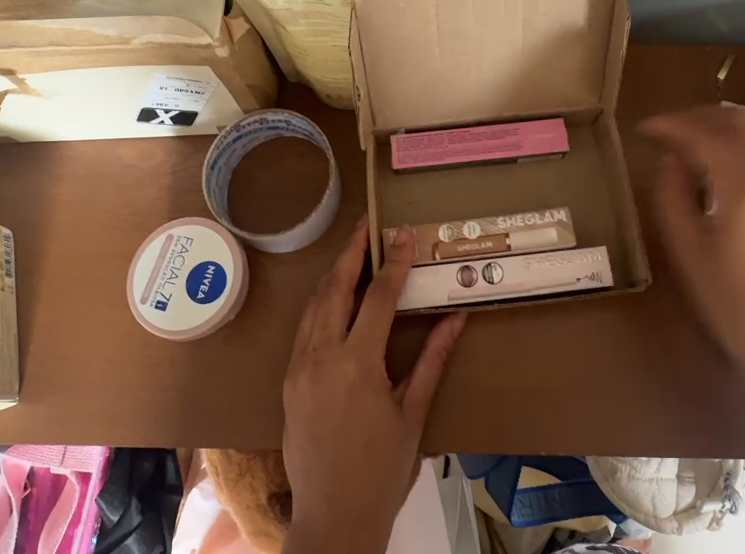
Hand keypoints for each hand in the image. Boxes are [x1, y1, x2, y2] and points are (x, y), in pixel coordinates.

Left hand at [282, 222, 466, 552]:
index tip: (403, 234)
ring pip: (313, 305)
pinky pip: (303, 328)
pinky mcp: (288, 381)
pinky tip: (334, 299)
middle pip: (334, 289)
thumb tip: (456, 318)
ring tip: (352, 254)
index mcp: (357, 364)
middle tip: (366, 227)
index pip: (378, 297)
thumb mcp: (413, 414)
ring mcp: (298, 368)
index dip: (393, 262)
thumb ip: (433, 360)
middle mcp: (321, 356)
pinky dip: (320, 304)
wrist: (333, 518)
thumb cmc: (382, 470)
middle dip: (351, 253)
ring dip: (333, 276)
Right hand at [641, 106, 744, 366]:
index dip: (671, 126)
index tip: (645, 129)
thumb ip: (672, 193)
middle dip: (700, 117)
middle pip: (740, 120)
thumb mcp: (685, 247)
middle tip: (669, 130)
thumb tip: (671, 158)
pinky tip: (728, 155)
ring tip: (699, 135)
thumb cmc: (728, 301)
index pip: (704, 135)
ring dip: (729, 121)